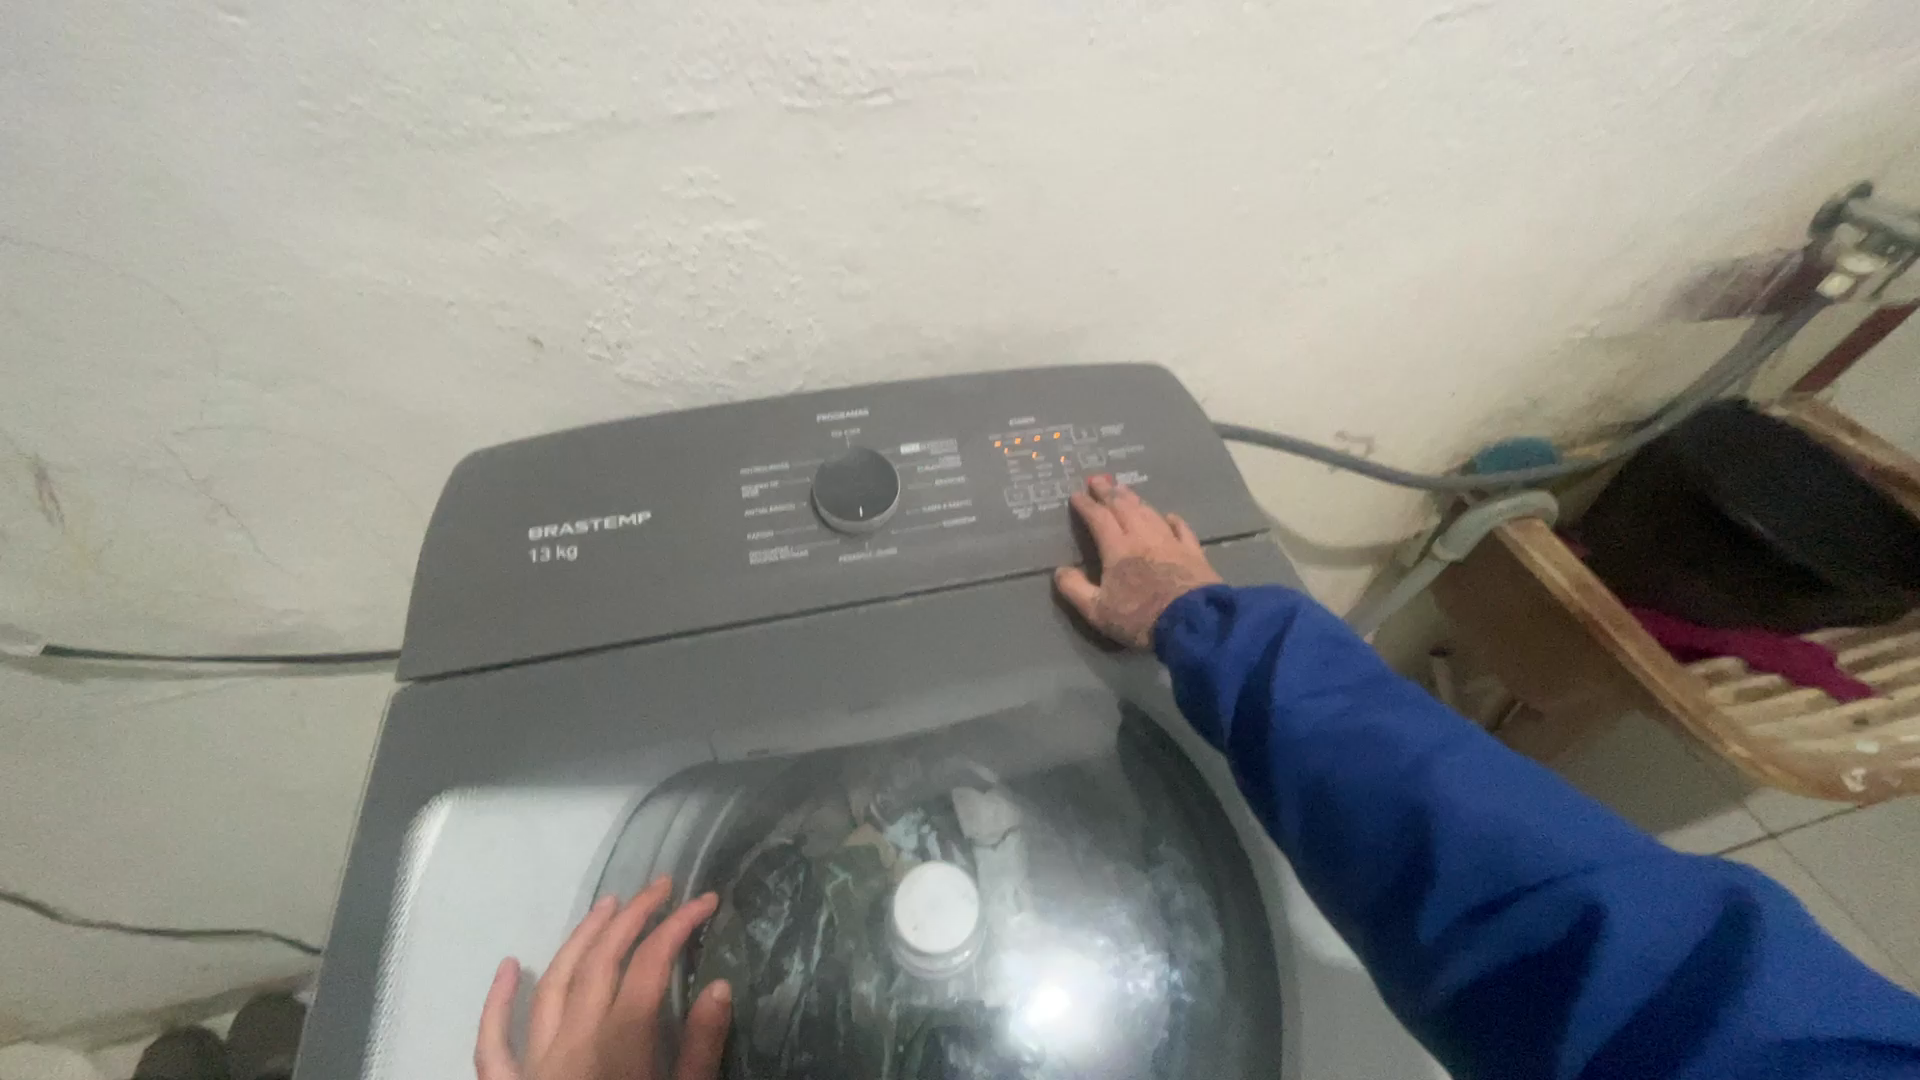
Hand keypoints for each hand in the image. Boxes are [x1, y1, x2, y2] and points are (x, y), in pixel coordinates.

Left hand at [476, 879, 731, 1079]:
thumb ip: (699, 1048)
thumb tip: (720, 984)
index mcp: (620, 1043)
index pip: (652, 962)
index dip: (680, 923)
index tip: (707, 900)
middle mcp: (572, 1042)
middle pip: (603, 960)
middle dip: (634, 916)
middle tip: (661, 886)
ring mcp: (533, 1066)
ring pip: (554, 984)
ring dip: (581, 938)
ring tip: (607, 905)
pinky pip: (492, 1043)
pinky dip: (498, 1002)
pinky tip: (507, 967)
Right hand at [1054, 475, 1222, 648]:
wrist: (1193, 622)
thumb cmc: (1140, 617)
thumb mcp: (1097, 611)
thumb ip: (1075, 589)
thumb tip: (1059, 570)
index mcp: (1117, 548)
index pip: (1098, 518)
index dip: (1086, 505)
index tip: (1076, 494)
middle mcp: (1142, 537)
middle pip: (1123, 507)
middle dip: (1108, 492)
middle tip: (1098, 479)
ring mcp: (1170, 542)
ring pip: (1149, 512)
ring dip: (1135, 499)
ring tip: (1124, 489)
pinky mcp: (1193, 552)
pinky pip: (1181, 528)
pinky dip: (1172, 519)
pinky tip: (1168, 516)